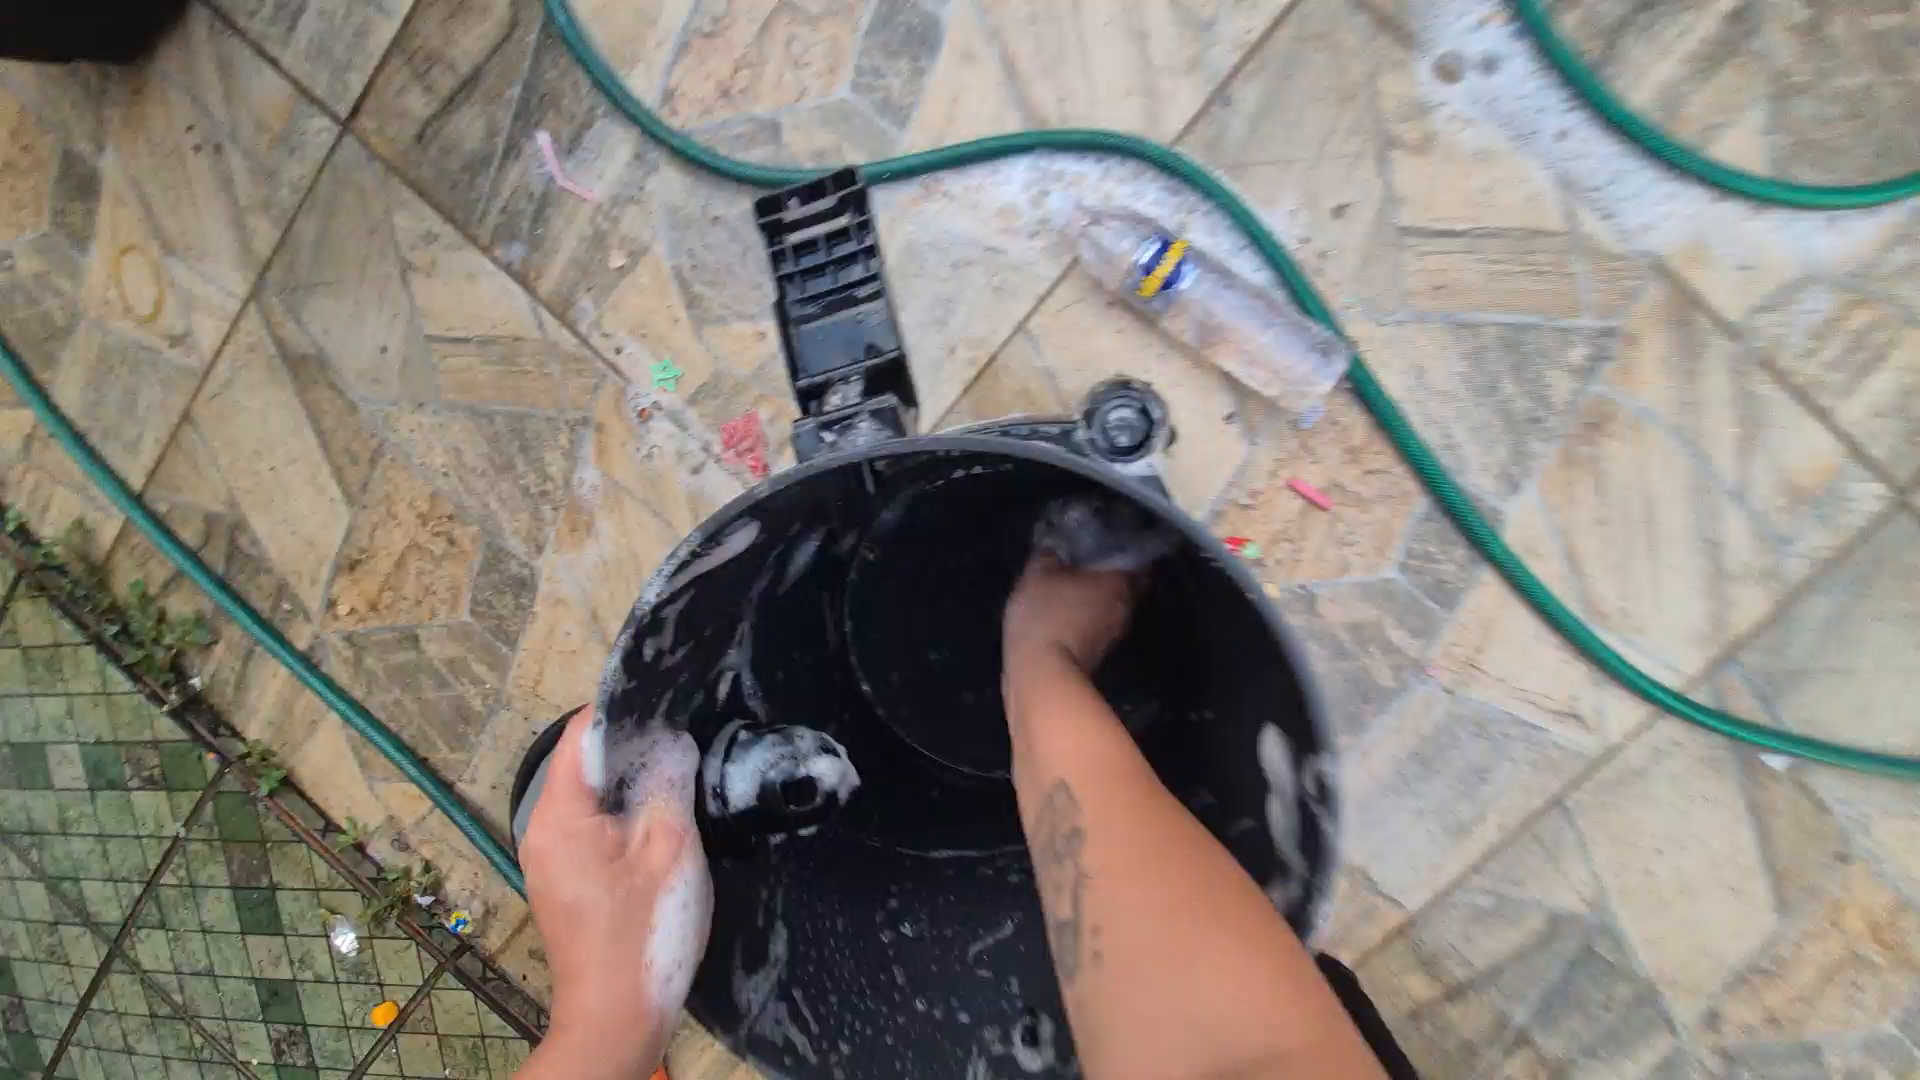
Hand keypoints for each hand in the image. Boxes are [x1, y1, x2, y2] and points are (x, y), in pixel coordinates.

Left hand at [520, 709, 710, 1078]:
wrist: (618, 1020)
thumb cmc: (644, 930)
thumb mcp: (670, 846)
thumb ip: (668, 780)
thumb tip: (670, 739)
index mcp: (559, 816)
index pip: (583, 733)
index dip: (625, 704)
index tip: (670, 685)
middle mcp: (544, 829)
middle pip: (588, 759)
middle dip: (637, 736)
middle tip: (690, 718)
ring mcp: (555, 854)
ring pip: (597, 789)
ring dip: (638, 770)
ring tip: (685, 750)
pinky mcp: (572, 873)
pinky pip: (599, 817)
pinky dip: (631, 801)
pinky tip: (668, 798)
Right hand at [1003, 551, 1139, 675]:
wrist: (1042, 674)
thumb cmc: (1045, 615)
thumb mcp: (1037, 574)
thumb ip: (1048, 554)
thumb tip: (1054, 545)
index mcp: (1120, 581)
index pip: (1134, 556)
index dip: (1119, 546)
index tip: (1101, 540)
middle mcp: (1127, 605)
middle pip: (1126, 582)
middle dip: (1109, 572)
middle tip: (1085, 561)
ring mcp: (1115, 632)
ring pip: (1112, 604)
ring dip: (1098, 596)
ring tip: (1071, 584)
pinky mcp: (1101, 651)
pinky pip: (1099, 622)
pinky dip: (1088, 614)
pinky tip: (1065, 609)